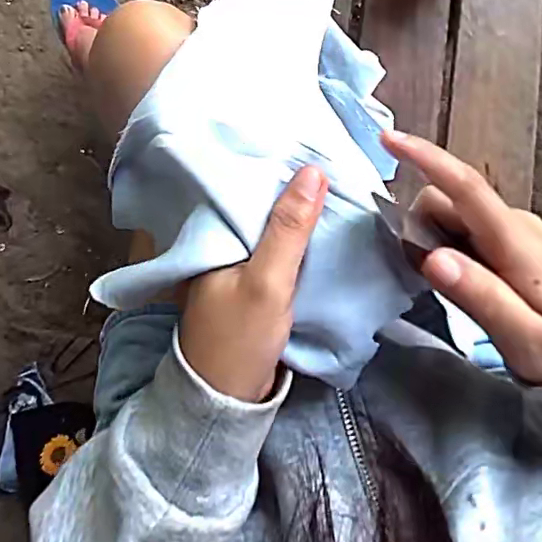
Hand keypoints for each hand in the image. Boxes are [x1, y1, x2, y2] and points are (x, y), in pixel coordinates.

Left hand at [176, 165, 326, 401]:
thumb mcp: (269, 279)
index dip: (276, 163)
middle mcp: (219, 241)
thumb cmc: (240, 336)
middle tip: (330, 157)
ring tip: (330, 182)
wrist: (228, 399)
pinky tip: (319, 224)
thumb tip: (313, 171)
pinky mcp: (250, 278)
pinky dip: (294, 236)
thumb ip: (288, 229)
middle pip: (259, 202)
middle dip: (290, 185)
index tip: (310, 142)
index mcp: (211, 233)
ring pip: (270, 224)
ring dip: (295, 210)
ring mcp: (235, 260)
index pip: (244, 183)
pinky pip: (275, 246)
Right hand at [380, 130, 541, 384]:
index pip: (466, 186)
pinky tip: (463, 280)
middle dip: (419, 228)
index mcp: (515, 240)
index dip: (425, 158)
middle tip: (427, 279)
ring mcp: (512, 227)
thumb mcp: (524, 337)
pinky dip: (446, 245)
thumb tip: (433, 258)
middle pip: (445, 200)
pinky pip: (462, 227)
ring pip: (449, 213)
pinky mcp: (508, 238)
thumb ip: (480, 296)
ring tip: (454, 289)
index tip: (389, 139)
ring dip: (432, 240)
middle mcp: (513, 222)